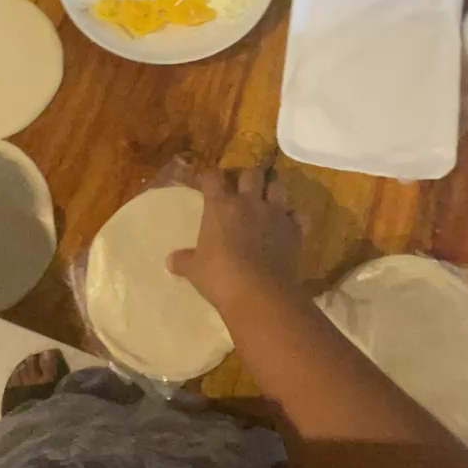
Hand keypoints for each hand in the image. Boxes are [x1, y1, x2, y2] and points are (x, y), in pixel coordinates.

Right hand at [167, 166, 303, 312]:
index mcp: (220, 206)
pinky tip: (289, 224)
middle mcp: (249, 202)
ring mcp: (275, 214)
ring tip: (268, 201)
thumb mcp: (195, 270)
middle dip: (247, 178)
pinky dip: (294, 217)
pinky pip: (299, 214)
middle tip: (242, 189)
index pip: (213, 177)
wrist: (260, 294)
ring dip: (273, 190)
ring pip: (278, 186)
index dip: (210, 177)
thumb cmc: (220, 277)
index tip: (207, 183)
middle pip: (251, 173)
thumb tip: (169, 260)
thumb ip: (184, 261)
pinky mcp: (295, 230)